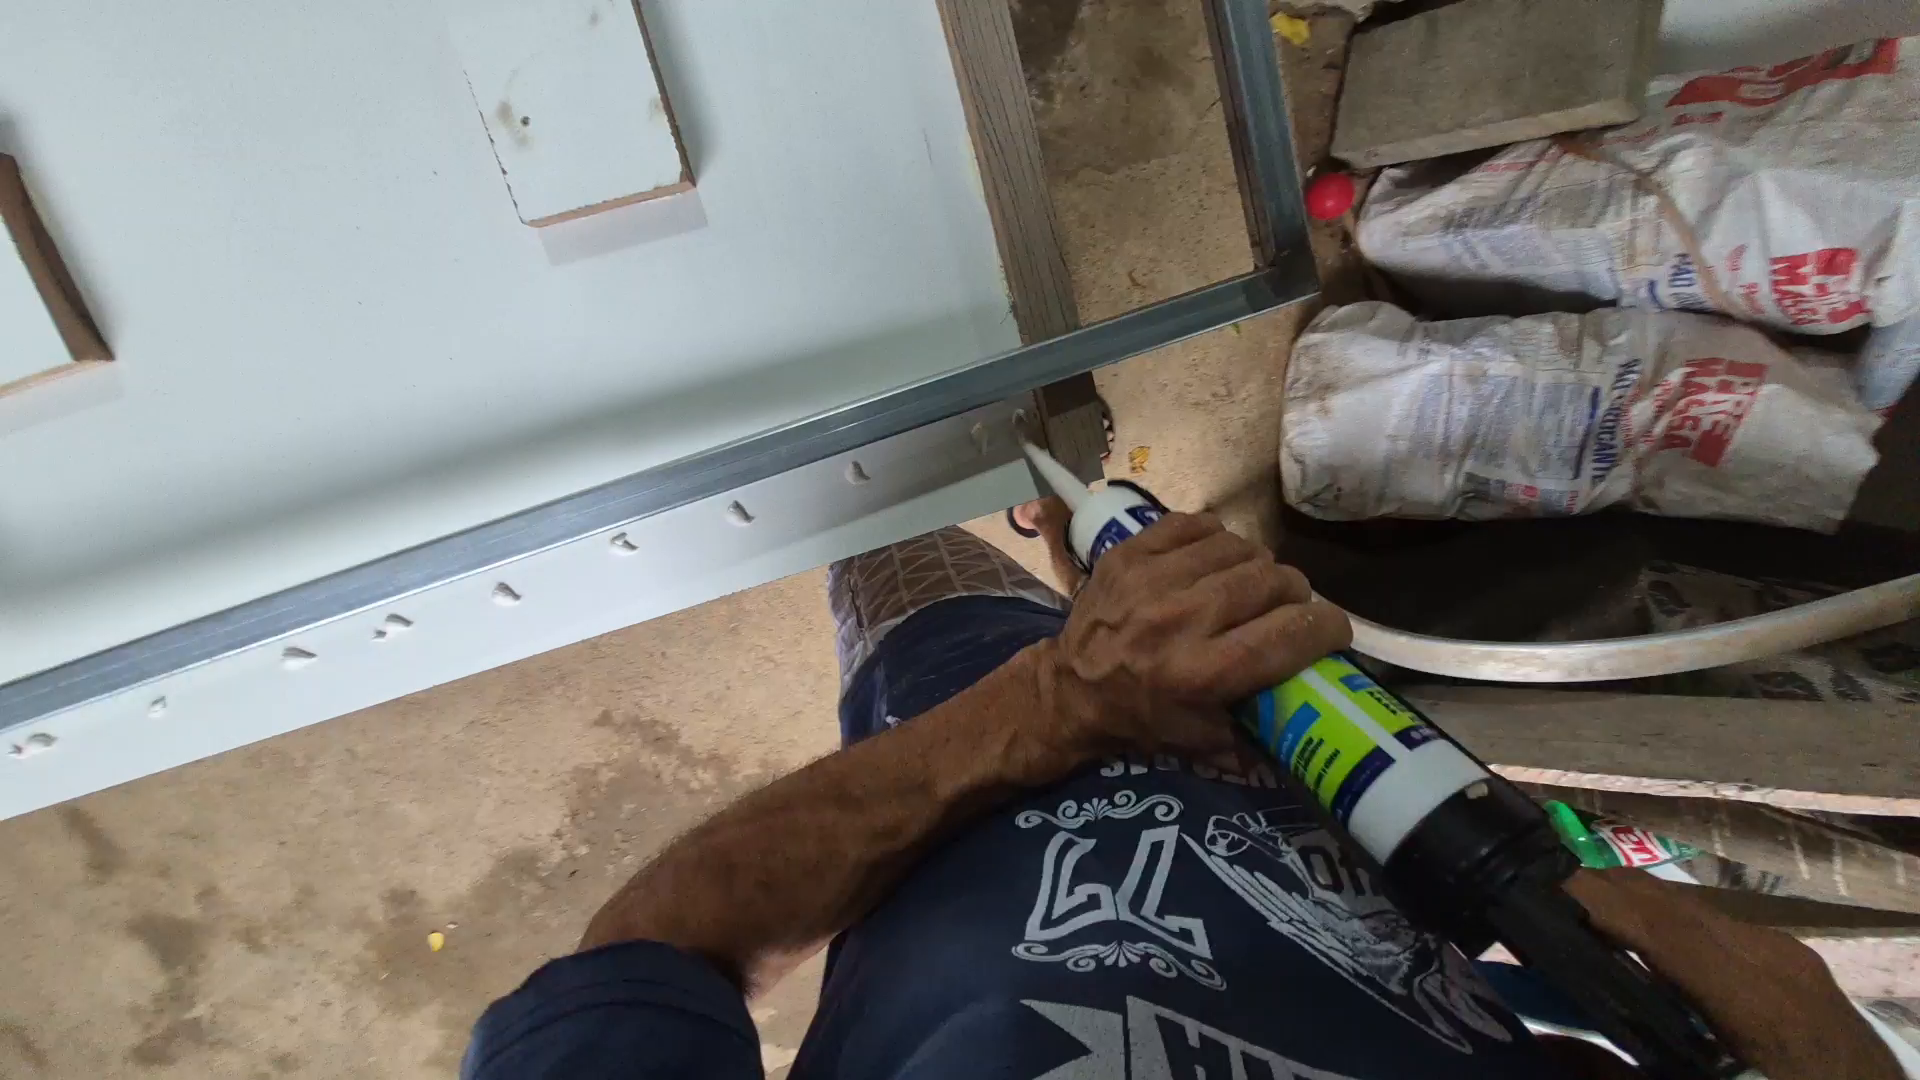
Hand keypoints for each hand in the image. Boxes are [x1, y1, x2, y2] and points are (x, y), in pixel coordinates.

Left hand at [1032, 512, 1349, 762]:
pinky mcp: (1127, 554)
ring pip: (1236, 548)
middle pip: (1269, 581)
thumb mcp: (1204, 742)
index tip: (1332, 629)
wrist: (1069, 688)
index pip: (1289, 633)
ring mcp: (1148, 580)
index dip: (1327, 627)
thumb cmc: (1141, 718)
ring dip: (1255, 564)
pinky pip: (1192, 524)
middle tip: (1288, 606)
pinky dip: (1213, 538)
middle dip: (1294, 593)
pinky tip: (1212, 558)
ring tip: (1249, 583)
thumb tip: (1323, 721)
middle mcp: (1178, 620)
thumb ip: (1264, 735)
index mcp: (1201, 673)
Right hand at [1565, 869, 1902, 1079]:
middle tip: (1532, 913)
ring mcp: (1784, 950)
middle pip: (1654, 897)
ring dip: (1617, 903)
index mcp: (1758, 1004)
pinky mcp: (1788, 953)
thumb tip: (1542, 1044)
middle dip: (1585, 893)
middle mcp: (1771, 958)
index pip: (1655, 922)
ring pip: (1673, 898)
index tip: (1519, 888)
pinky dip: (1652, 919)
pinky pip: (1699, 916)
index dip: (1585, 896)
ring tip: (1575, 930)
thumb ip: (1616, 1075)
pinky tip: (1636, 952)